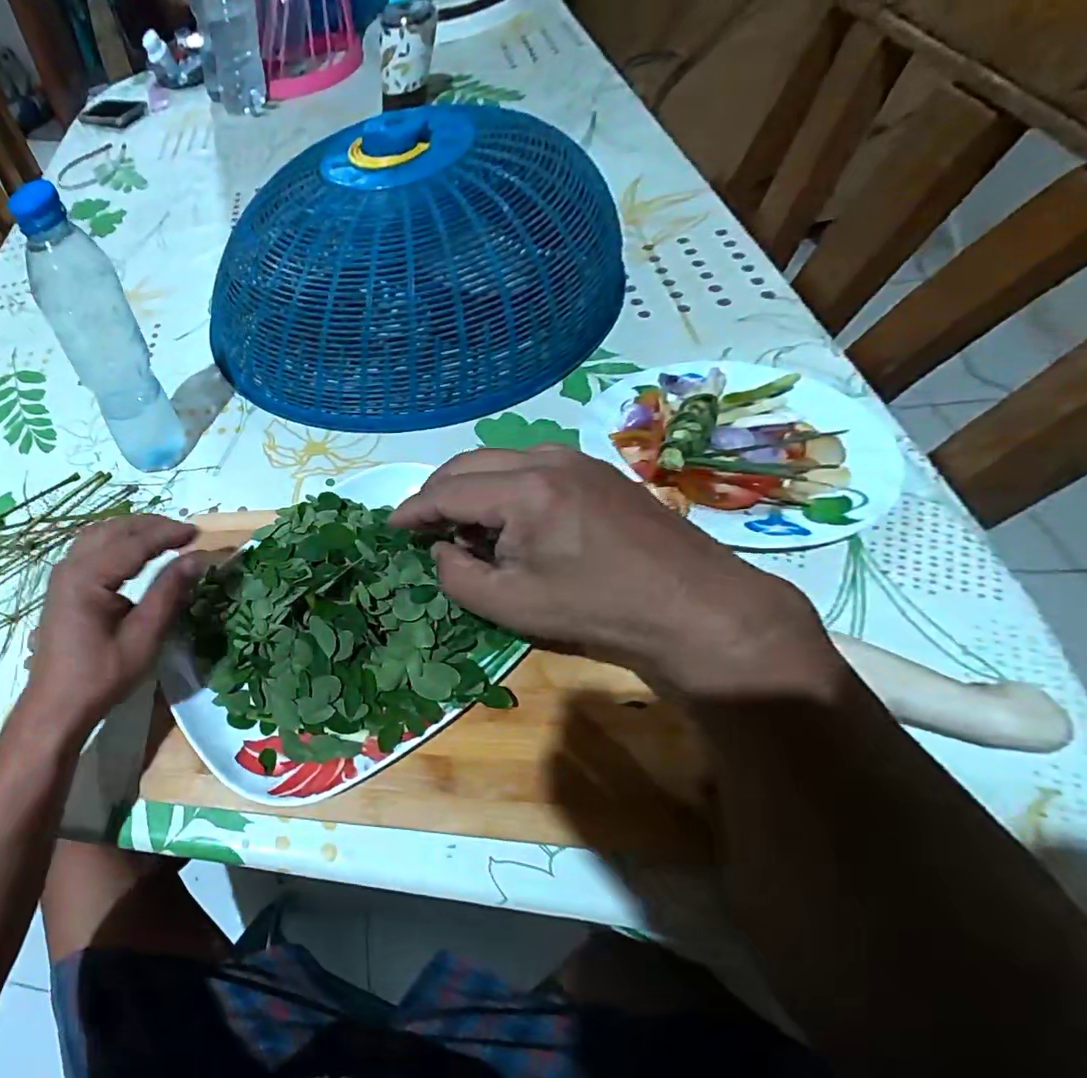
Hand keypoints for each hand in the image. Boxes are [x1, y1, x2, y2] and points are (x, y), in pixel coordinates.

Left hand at [21, 515, 205, 738]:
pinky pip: (90, 547)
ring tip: (164, 537)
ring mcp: (62, 574)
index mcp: (87, 577)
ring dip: (133, 530)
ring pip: (100, 534)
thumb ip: (168, 593)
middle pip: (114, 529)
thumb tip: (196, 559)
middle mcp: (70, 566)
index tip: (198, 533)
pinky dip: (116, 540)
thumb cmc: (101, 676)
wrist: (56, 705)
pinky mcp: (62, 584)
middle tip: (186, 533)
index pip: (134, 543)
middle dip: (152, 526)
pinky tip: (134, 551)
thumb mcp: (142, 637)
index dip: (168, 534)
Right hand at [389, 447, 839, 696]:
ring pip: (498, 460)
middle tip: (421, 527)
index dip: (411, 511)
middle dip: (436, 493)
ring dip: (470, 487)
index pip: (446, 491)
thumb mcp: (507, 604)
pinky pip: (529, 466)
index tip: (389, 528)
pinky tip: (508, 521)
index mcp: (523, 491)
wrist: (697, 610)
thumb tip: (441, 548)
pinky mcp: (597, 471)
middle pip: (467, 464)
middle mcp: (546, 460)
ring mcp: (577, 460)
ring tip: (464, 528)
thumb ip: (454, 574)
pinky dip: (502, 486)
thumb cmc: (596, 610)